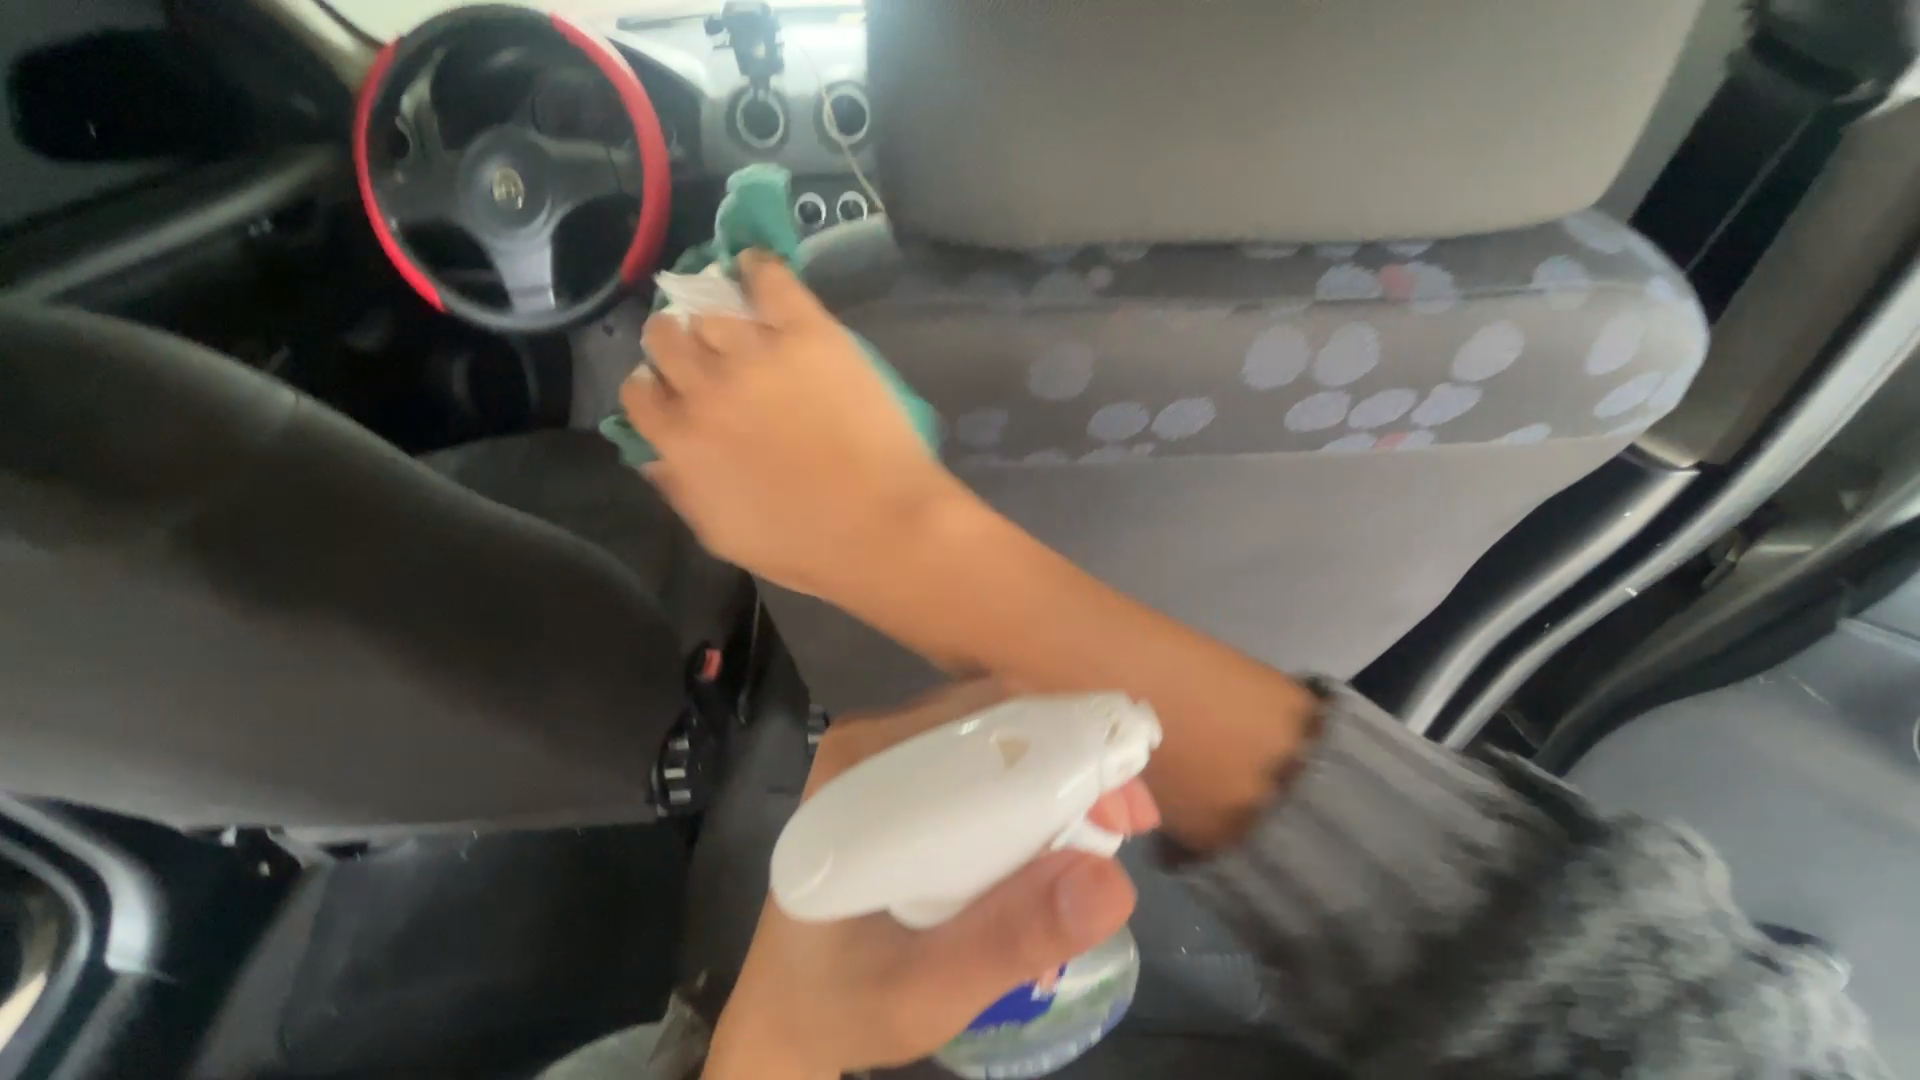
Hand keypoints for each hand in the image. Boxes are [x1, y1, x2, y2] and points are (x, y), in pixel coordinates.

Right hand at [622, 251, 969, 597]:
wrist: (883, 525)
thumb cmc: (806, 546)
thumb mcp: (723, 536)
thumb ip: (682, 489)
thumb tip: (655, 458)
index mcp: (681, 440)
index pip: (640, 392)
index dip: (655, 391)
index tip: (674, 396)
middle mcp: (707, 386)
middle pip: (668, 340)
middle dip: (676, 347)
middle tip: (705, 360)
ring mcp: (758, 354)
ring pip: (715, 314)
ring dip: (718, 323)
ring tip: (740, 333)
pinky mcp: (809, 333)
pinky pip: (771, 281)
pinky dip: (758, 268)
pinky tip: (752, 266)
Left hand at [705, 682, 1156, 1079]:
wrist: (786, 1018)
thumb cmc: (844, 1002)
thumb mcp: (927, 986)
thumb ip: (1008, 937)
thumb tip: (1111, 880)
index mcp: (865, 765)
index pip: (983, 718)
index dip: (1069, 749)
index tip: (1125, 810)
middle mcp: (876, 744)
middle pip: (995, 724)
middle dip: (1074, 768)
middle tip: (1127, 828)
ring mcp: (888, 762)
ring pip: (996, 744)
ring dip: (1059, 785)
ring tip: (1103, 843)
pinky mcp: (902, 788)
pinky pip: (981, 770)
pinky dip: (1031, 802)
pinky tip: (1057, 848)